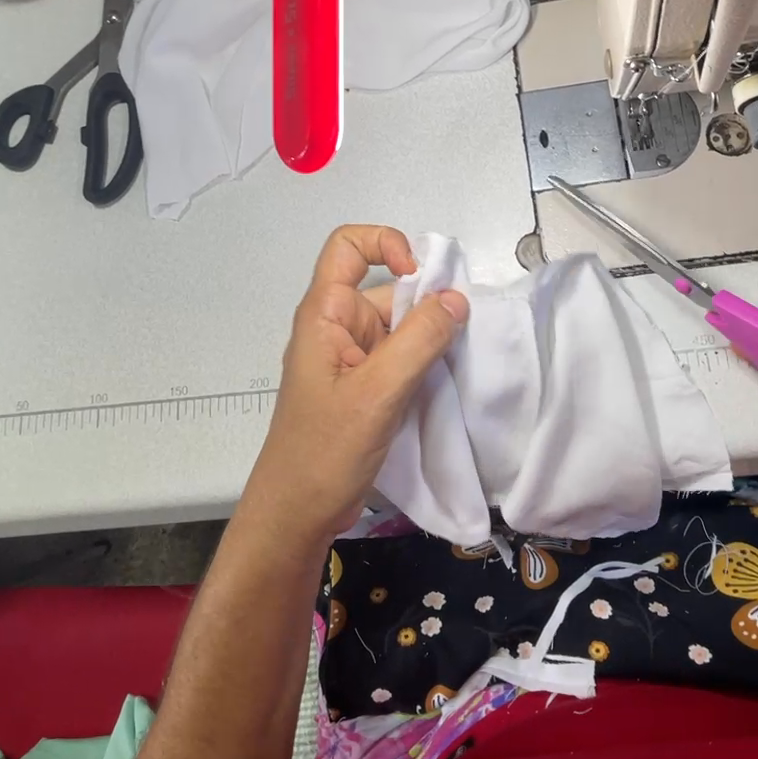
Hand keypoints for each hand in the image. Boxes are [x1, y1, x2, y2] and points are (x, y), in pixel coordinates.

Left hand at [239, 225, 468, 543]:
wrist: (298, 514)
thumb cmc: (325, 450)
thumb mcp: (378, 392)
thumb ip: (419, 341)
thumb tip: (457, 298)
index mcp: (325, 314)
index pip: (347, 247)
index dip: (385, 243)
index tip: (419, 277)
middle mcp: (339, 327)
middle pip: (388, 289)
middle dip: (426, 304)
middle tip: (460, 337)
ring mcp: (354, 358)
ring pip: (402, 325)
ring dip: (431, 337)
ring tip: (458, 364)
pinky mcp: (367, 385)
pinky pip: (403, 356)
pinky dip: (427, 361)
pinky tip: (448, 381)